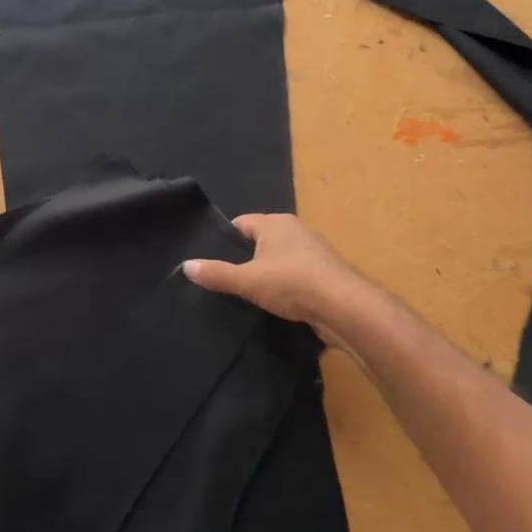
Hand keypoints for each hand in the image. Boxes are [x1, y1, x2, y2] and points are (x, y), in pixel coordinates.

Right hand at [183, 214, 369, 342]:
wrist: (346, 308)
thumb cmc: (293, 283)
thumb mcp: (248, 280)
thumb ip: (217, 274)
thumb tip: (185, 266)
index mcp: (275, 222)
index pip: (241, 224)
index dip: (225, 241)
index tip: (211, 261)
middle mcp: (295, 230)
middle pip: (260, 241)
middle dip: (246, 258)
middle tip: (226, 280)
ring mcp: (314, 252)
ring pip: (280, 259)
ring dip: (268, 273)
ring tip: (250, 294)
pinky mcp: (326, 274)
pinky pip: (297, 275)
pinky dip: (286, 286)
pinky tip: (278, 304)